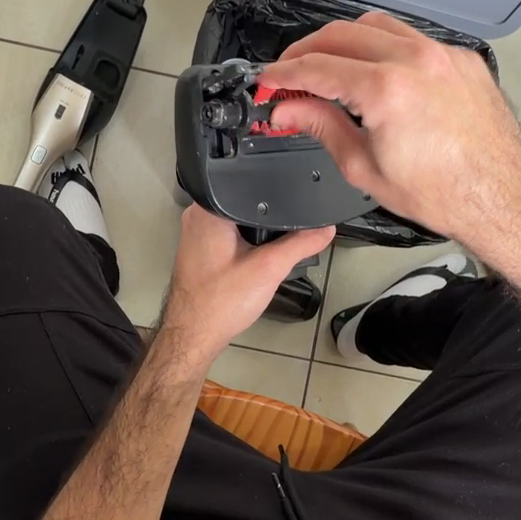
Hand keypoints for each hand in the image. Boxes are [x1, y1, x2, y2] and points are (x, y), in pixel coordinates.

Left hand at [160, 205, 333, 359]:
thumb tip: (326, 229)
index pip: (246, 184)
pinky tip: (260, 253)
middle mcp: (196, 215)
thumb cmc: (221, 302)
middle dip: (270, 213)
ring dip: (259, 229)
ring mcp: (196, 233)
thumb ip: (300, 244)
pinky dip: (247, 241)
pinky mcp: (201, 249)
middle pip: (244, 200)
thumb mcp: (269, 269)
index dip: (275, 189)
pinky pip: (230, 234)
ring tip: (279, 238)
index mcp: (206, 209)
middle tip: (293, 223)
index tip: (298, 195)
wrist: (194, 336)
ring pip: (238, 219)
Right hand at [262, 13, 520, 257]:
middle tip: (287, 76)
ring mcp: (441, 54)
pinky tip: (369, 72)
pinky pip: (409, 37)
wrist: (499, 196)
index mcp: (387, 90)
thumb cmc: (443, 193)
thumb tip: (287, 111)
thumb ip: (320, 127)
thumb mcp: (363, 167)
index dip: (281, 75)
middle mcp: (416, 60)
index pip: (315, 67)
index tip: (266, 83)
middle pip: (339, 33)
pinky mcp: (459, 59)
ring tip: (324, 69)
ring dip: (341, 42)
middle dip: (304, 52)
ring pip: (374, 25)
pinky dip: (380, 47)